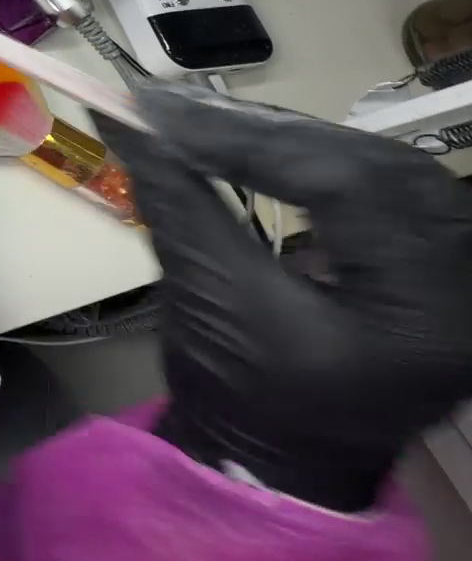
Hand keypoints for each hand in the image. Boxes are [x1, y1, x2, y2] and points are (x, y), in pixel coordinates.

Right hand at [96, 84, 471, 511]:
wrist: (270, 453)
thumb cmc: (242, 388)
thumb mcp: (206, 292)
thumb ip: (173, 198)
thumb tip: (122, 118)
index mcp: (430, 304)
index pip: (354, 185)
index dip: (249, 140)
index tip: (157, 114)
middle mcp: (466, 279)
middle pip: (379, 166)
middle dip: (269, 131)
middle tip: (175, 108)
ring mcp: (453, 271)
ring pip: (379, 168)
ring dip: (284, 139)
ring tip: (197, 119)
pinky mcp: (420, 263)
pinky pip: (373, 189)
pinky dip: (302, 161)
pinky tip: (244, 148)